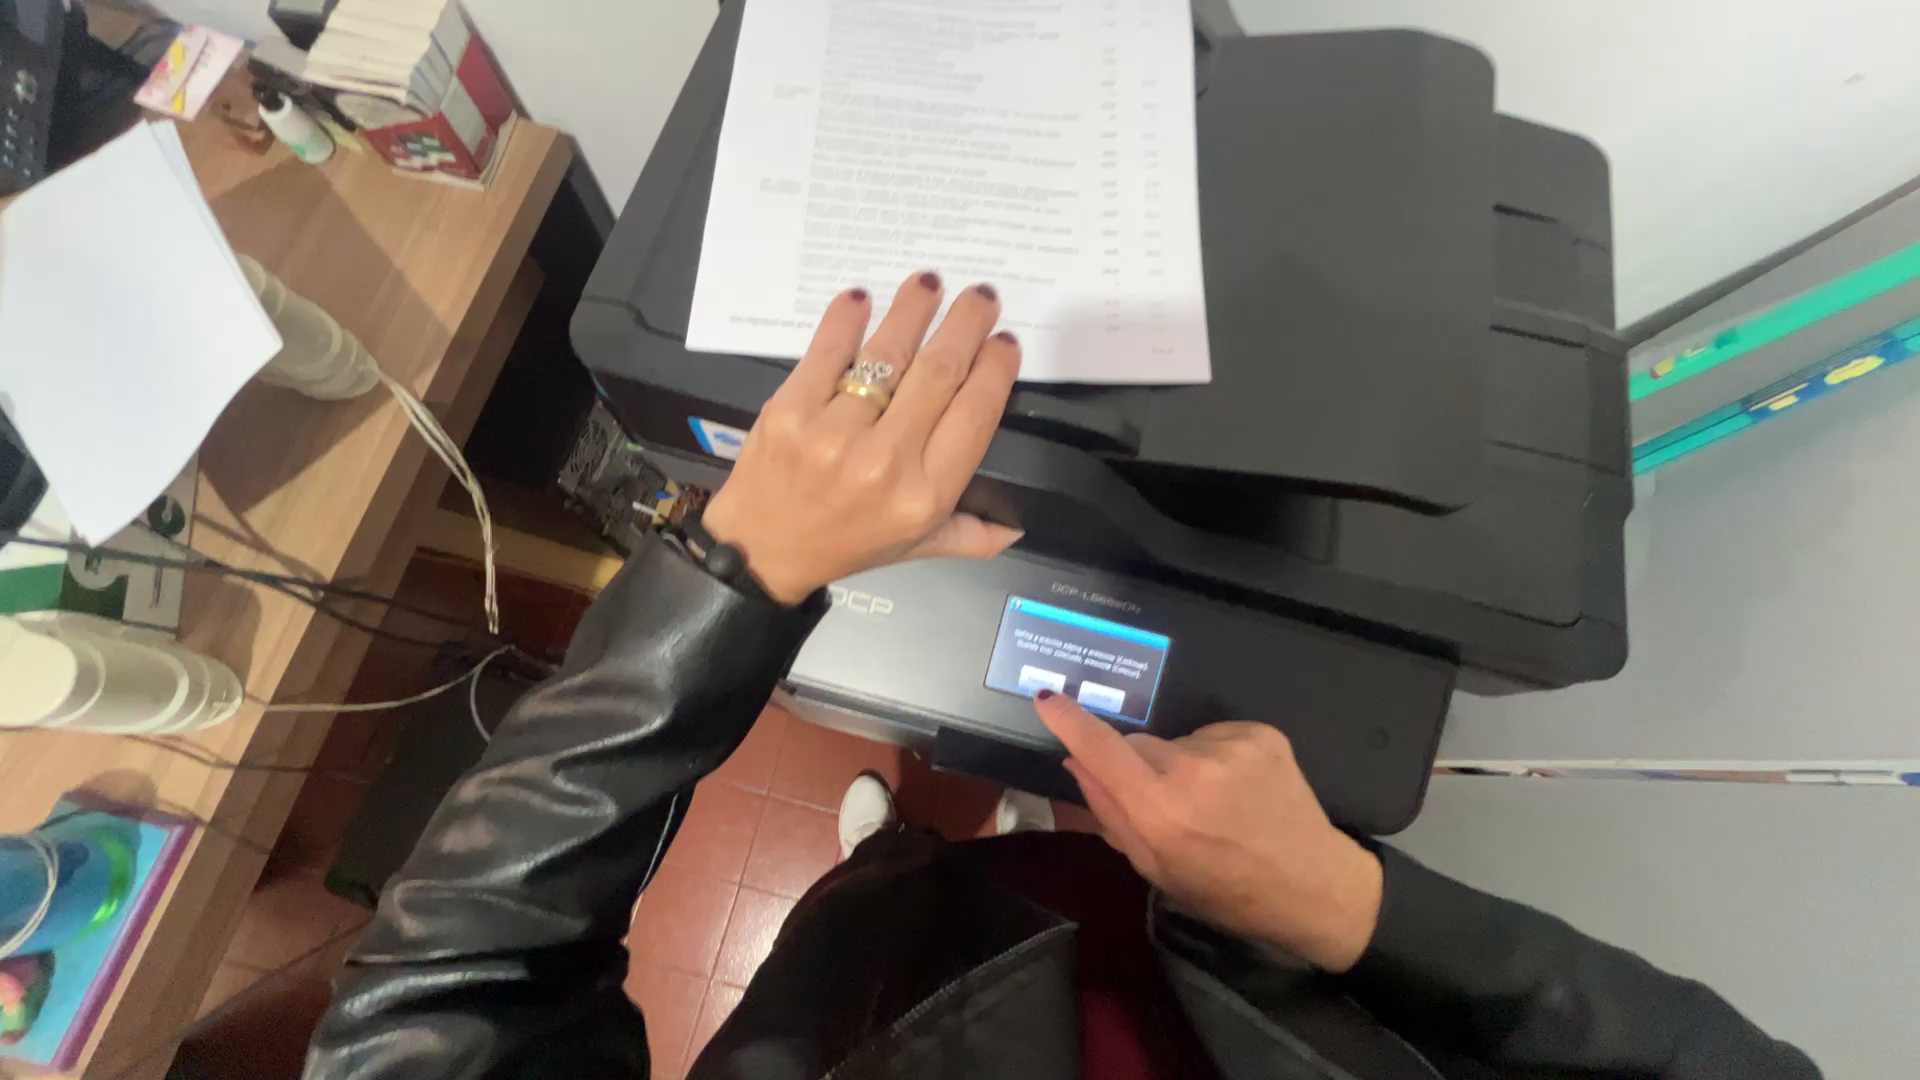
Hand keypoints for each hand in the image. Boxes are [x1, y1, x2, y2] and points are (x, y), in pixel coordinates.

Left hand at [701, 272, 1023, 603]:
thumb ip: (970, 534)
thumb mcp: (916, 547)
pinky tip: (862, 298)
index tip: (1003, 341)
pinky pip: (827, 350)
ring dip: (914, 309)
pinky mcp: (790, 409)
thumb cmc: (847, 543)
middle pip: (939, 371)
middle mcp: (886, 461)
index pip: (975, 414)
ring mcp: (834, 433)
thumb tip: (1018, 524)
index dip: (995, 368)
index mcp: (925, 495)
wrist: (763, 550)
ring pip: (888, 353)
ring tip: (930, 283)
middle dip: (966, 324)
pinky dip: (846, 317)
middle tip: (981, 296)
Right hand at [1036, 693, 1382, 971]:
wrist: (1315, 886)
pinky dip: (1216, 756)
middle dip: (1139, 765)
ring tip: (1214, 799)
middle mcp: (1193, 770)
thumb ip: (1109, 812)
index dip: (1069, 722)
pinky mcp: (1260, 733)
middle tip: (1167, 802)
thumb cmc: (1225, 890)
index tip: (1046, 698)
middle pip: (1138, 743)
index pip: (1102, 750)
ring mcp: (1231, 747)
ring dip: (1181, 762)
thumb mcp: (1155, 868)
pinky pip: (1212, 736)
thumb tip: (1075, 761)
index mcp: (1162, 812)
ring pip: (1176, 740)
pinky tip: (1239, 787)